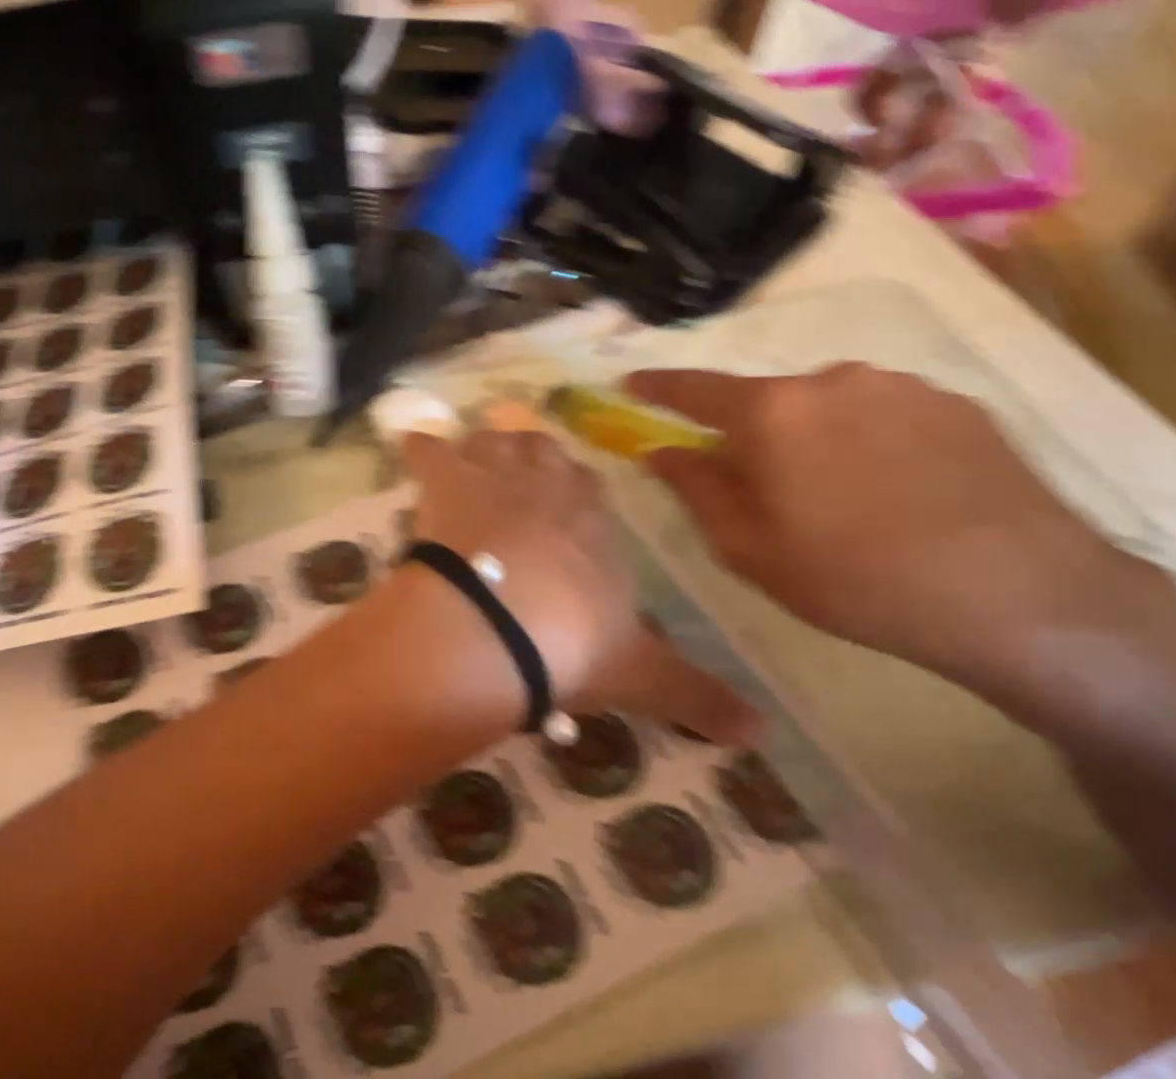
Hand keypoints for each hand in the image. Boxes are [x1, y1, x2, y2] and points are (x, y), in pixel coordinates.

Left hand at [401, 431, 757, 744]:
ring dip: (488, 453)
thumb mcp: (642, 676)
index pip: (594, 498)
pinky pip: (429, 448)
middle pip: (548, 459)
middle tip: (518, 490)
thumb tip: (763, 733)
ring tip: (473, 468)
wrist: (499, 626)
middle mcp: (554, 488)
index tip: (566, 517)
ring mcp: (498, 476)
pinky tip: (412, 450)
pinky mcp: (446, 478)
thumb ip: (698, 697)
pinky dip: (421, 449)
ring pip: (497, 444)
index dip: (577, 504)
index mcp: (600, 527)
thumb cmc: (571, 646)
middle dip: (538, 469)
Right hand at [625, 364, 1171, 684]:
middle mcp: (835, 380)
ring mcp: (905, 387)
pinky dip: (874, 447)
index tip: (631, 385)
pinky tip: (900, 499)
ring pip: (833, 410)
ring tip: (844, 506)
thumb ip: (697, 490)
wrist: (1016, 593)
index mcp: (773, 413)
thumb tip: (663, 451)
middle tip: (766, 497)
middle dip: (755, 439)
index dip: (659, 389)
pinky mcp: (961, 405)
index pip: (696, 389)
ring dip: (819, 444)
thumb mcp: (750, 551)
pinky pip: (889, 418)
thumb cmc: (854, 579)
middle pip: (771, 404)